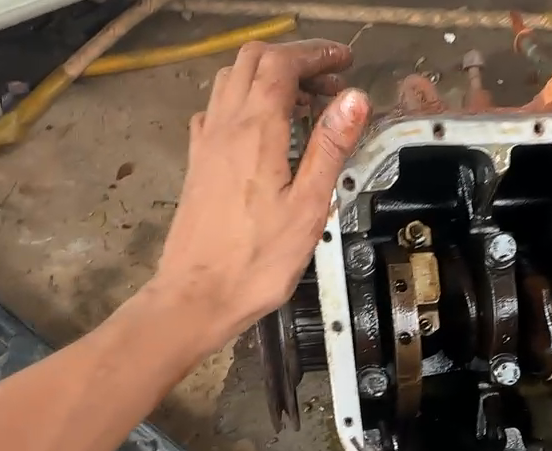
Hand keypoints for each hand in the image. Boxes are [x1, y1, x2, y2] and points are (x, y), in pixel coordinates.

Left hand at [144, 41, 369, 353]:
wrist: (199, 295)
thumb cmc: (257, 262)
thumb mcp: (307, 208)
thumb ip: (328, 149)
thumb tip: (354, 99)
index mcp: (256, 131)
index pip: (283, 65)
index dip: (316, 54)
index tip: (345, 62)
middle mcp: (224, 125)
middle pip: (252, 61)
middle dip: (293, 60)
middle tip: (328, 83)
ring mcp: (206, 143)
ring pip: (230, 80)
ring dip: (266, 77)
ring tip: (301, 103)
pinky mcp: (197, 165)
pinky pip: (215, 112)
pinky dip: (241, 102)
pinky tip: (257, 129)